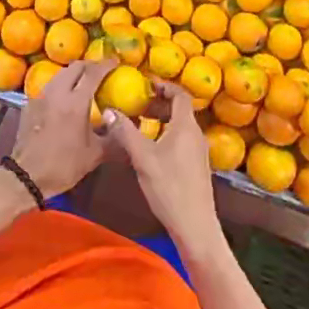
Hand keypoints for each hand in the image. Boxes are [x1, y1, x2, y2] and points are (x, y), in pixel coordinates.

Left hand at [9, 58, 109, 196]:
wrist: (26, 177)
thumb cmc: (63, 166)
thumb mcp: (95, 155)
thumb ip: (114, 137)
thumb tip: (128, 128)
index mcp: (75, 103)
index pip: (93, 73)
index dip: (106, 64)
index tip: (116, 62)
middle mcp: (57, 93)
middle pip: (75, 66)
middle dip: (90, 65)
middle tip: (101, 70)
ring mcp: (41, 97)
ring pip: (60, 73)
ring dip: (74, 72)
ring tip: (84, 81)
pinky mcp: (30, 104)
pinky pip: (49, 86)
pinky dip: (61, 84)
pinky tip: (65, 97)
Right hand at [106, 82, 222, 251]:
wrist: (195, 224)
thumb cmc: (169, 187)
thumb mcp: (142, 158)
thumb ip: (126, 132)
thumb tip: (109, 110)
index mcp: (186, 126)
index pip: (180, 95)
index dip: (164, 87)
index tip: (147, 84)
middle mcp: (196, 134)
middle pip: (180, 109)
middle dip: (159, 104)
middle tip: (138, 105)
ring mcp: (199, 150)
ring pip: (181, 126)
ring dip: (163, 120)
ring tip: (141, 125)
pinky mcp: (197, 165)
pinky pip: (182, 139)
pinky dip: (167, 134)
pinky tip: (152, 149)